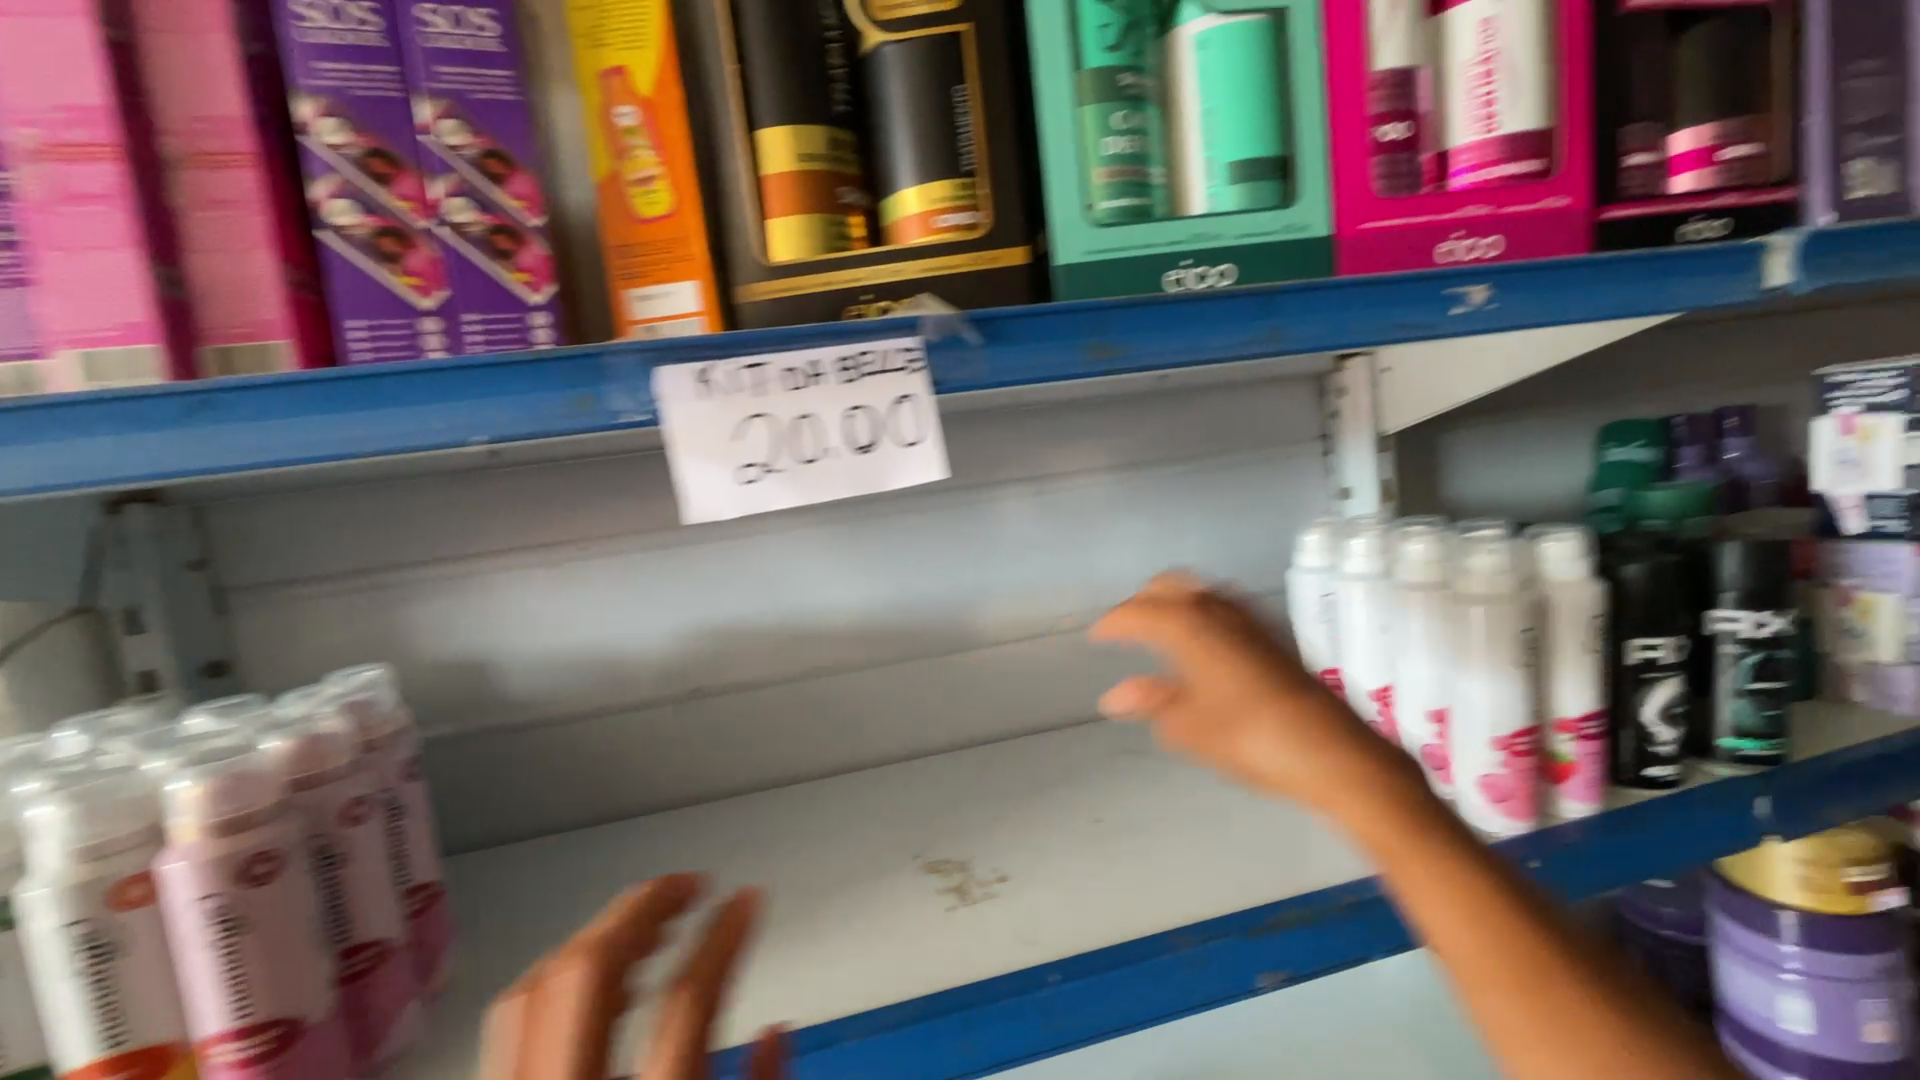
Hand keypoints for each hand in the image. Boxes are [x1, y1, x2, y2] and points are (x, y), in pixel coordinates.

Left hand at [479, 875, 782, 1079]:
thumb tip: (776, 1033)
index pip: (687, 1000)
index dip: (724, 935)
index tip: (747, 898)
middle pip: (588, 973)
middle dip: (645, 908)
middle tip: (692, 885)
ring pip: (531, 989)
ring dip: (597, 935)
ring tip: (650, 922)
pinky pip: (506, 1025)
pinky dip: (553, 980)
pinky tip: (594, 977)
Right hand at [1091, 573, 1423, 820]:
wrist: (1334, 753)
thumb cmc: (1252, 741)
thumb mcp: (1190, 727)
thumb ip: (1150, 702)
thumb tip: (1113, 695)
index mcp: (1191, 629)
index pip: (1140, 613)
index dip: (1114, 623)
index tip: (1096, 636)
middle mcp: (1219, 613)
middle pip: (1171, 586)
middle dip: (1143, 601)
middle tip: (1125, 627)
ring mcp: (1250, 621)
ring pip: (1200, 592)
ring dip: (1174, 601)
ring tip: (1159, 629)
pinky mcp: (1273, 635)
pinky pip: (1224, 606)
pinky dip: (1201, 611)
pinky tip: (1203, 640)